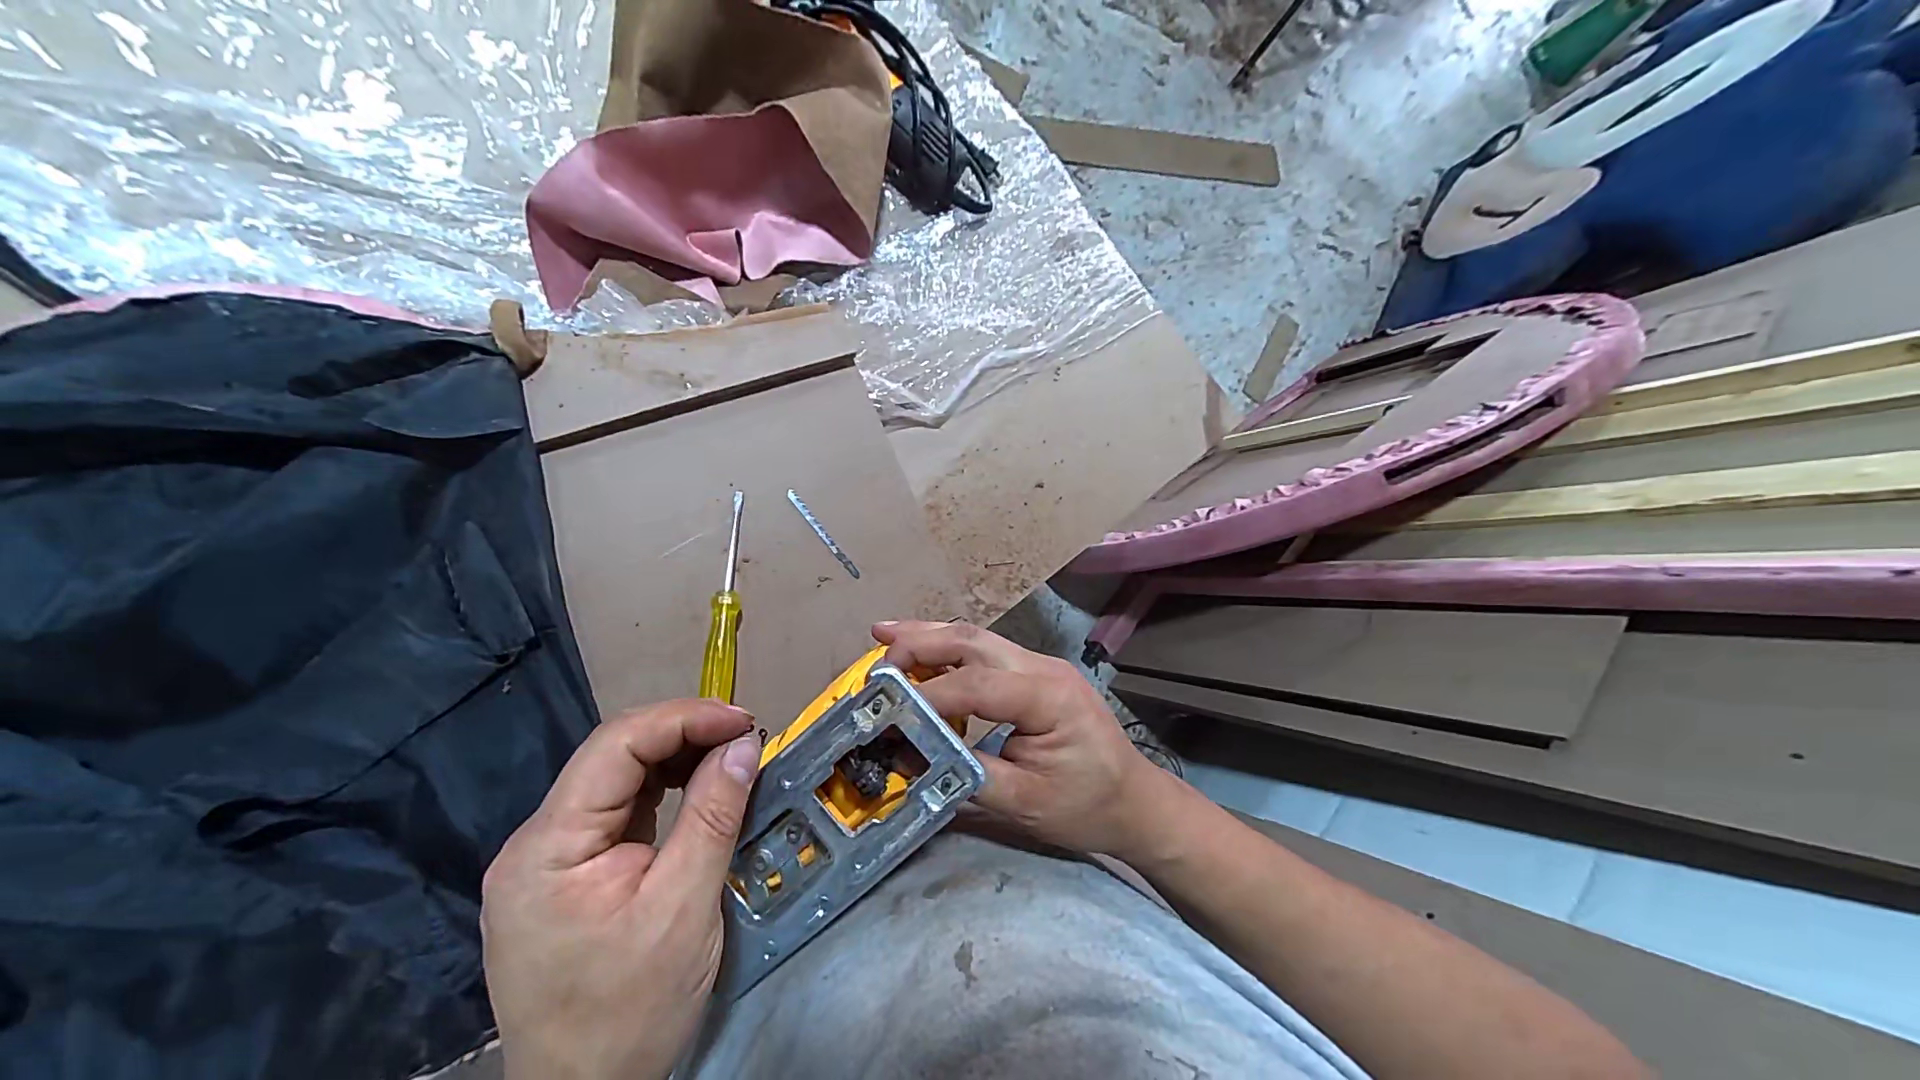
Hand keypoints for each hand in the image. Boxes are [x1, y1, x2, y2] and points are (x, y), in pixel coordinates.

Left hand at [480, 699, 762, 1079]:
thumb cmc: (630, 1011)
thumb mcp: (684, 910)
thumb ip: (713, 817)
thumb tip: (745, 744)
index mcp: (549, 846)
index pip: (616, 745)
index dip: (684, 719)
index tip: (744, 721)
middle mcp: (538, 840)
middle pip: (614, 755)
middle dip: (685, 734)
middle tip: (746, 737)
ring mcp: (552, 857)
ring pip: (619, 778)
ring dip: (678, 758)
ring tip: (732, 756)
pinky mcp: (572, 872)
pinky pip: (621, 809)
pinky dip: (666, 789)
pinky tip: (700, 787)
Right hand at [873, 620, 1170, 858]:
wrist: (1135, 801)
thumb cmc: (1087, 806)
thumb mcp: (1025, 803)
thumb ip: (968, 776)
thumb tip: (913, 757)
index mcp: (1049, 697)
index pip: (975, 684)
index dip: (927, 695)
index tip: (885, 710)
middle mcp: (1044, 668)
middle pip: (973, 642)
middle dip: (920, 644)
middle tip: (876, 658)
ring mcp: (1041, 665)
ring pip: (977, 638)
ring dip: (930, 637)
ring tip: (885, 634)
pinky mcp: (1034, 674)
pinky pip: (986, 652)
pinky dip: (948, 650)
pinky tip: (923, 650)